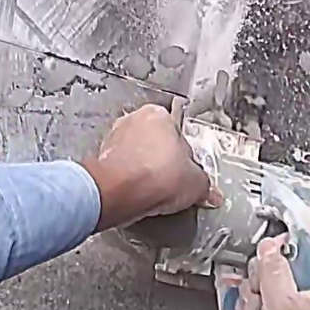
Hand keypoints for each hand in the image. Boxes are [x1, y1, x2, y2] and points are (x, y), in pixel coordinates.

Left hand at [80, 105, 218, 230]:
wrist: (120, 192)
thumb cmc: (156, 176)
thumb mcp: (196, 183)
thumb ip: (205, 186)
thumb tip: (209, 193)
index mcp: (159, 115)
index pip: (179, 137)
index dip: (185, 160)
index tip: (186, 176)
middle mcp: (133, 120)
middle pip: (155, 145)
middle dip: (162, 163)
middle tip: (171, 184)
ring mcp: (113, 138)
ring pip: (136, 157)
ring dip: (143, 172)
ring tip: (153, 192)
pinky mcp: (100, 159)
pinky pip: (120, 170)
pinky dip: (127, 181)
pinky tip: (136, 194)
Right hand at [248, 234, 309, 309]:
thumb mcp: (280, 303)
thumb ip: (272, 268)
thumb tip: (269, 244)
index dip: (284, 246)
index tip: (265, 259)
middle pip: (292, 261)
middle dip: (265, 278)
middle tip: (256, 294)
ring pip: (284, 279)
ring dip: (261, 293)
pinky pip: (285, 295)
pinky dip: (268, 304)